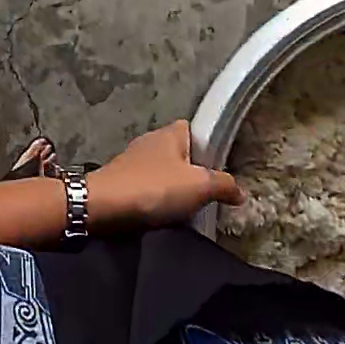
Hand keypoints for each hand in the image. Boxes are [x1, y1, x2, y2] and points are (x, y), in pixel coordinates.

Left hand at [85, 120, 243, 230]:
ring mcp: (133, 160)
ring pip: (164, 172)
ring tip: (187, 210)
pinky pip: (148, 186)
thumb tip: (239, 191)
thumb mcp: (199, 186)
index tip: (218, 168)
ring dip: (174, 189)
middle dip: (192, 173)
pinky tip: (163, 215)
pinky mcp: (122, 178)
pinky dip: (157, 199)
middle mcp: (151, 140)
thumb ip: (223, 185)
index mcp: (170, 132)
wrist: (105, 205)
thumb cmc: (155, 188)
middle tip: (207, 195)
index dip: (208, 145)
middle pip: (180, 153)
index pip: (193, 129)